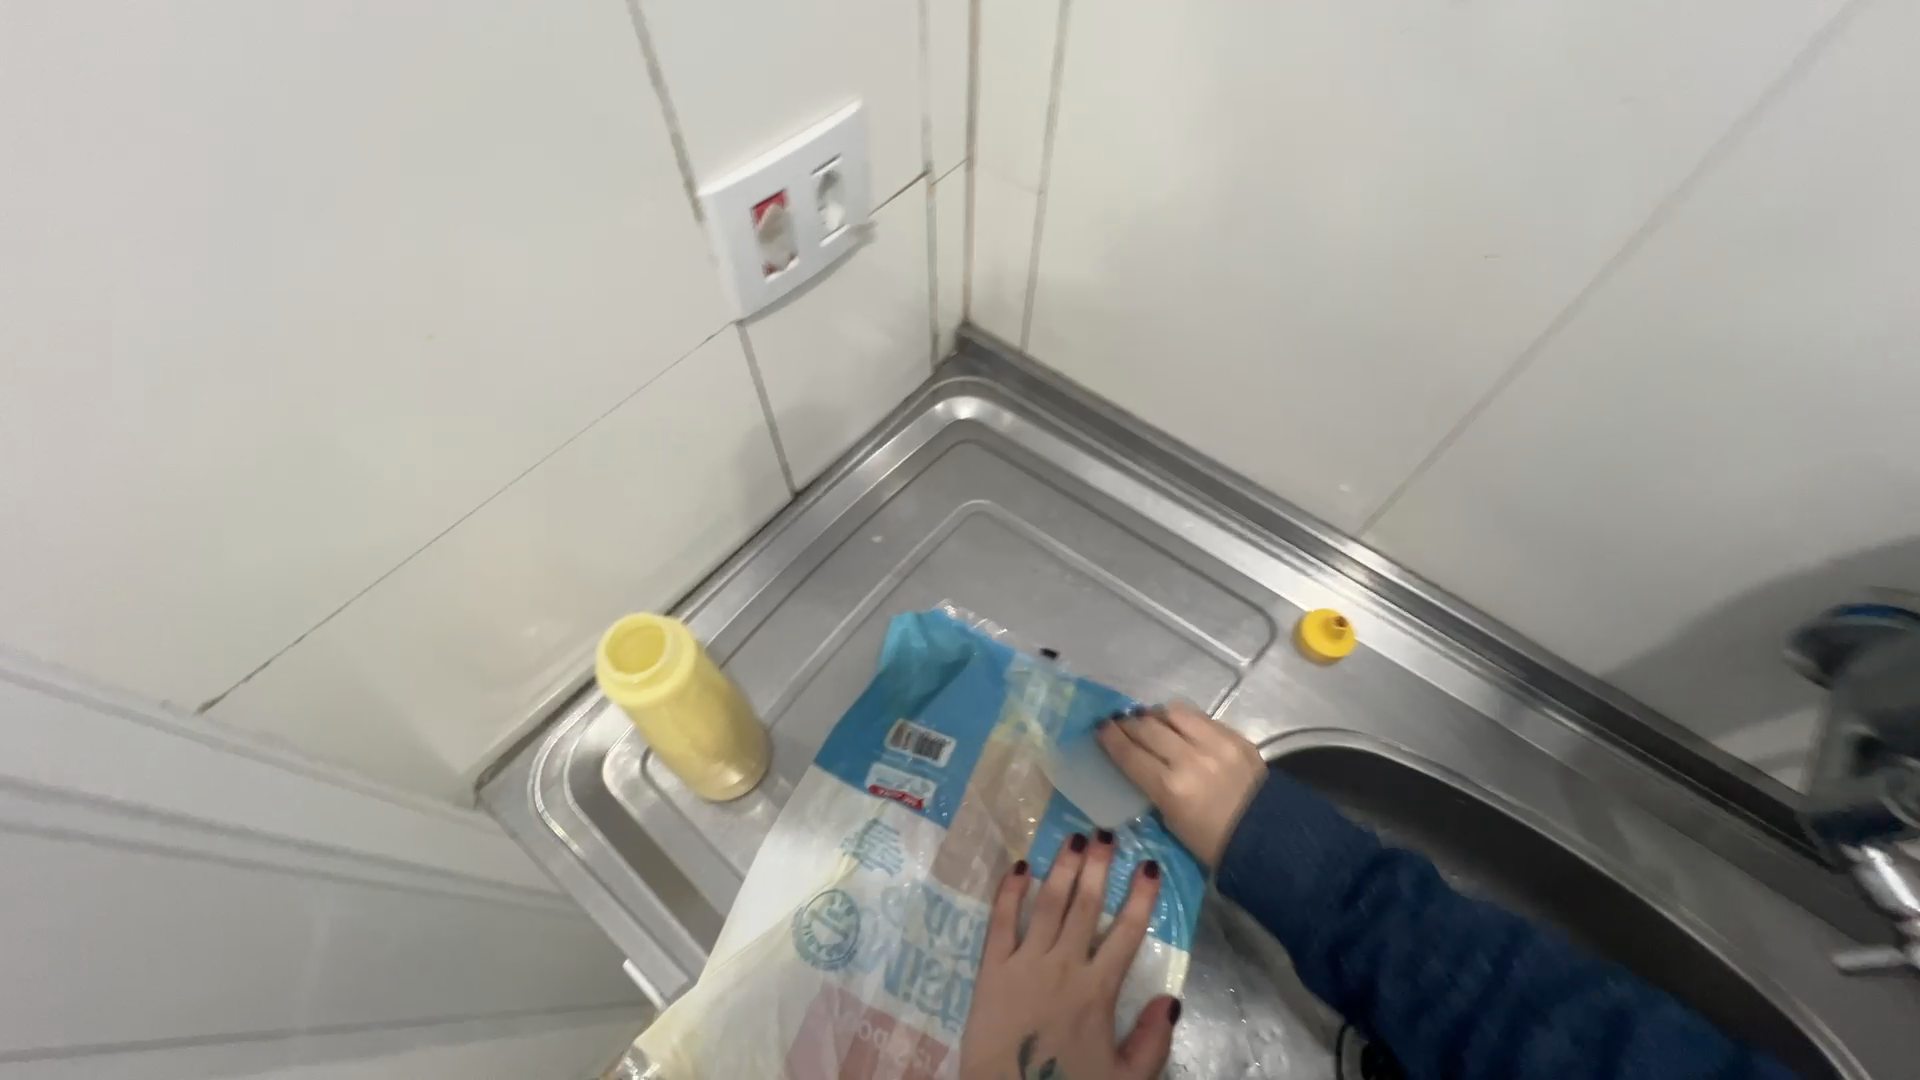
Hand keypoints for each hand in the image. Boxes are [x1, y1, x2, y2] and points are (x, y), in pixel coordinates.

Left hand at [959, 831, 1179, 1079]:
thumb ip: (1152, 1042)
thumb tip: (1172, 1000)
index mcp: (1098, 990)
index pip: (1127, 933)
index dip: (1141, 898)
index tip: (1150, 867)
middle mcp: (1064, 965)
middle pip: (1086, 906)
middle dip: (1099, 867)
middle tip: (1106, 834)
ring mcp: (1025, 961)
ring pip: (1048, 903)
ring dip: (1063, 868)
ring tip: (1073, 838)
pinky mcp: (991, 966)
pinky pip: (1001, 919)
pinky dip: (1010, 891)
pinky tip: (1020, 866)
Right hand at [1096, 702, 1266, 866]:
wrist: (1270, 840)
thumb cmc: (1213, 842)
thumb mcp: (1171, 821)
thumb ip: (1151, 785)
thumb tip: (1136, 759)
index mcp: (1171, 788)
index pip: (1129, 753)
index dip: (1110, 738)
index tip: (1100, 729)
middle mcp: (1190, 760)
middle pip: (1147, 727)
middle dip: (1128, 723)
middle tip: (1119, 723)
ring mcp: (1216, 744)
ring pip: (1173, 712)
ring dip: (1156, 715)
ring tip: (1150, 721)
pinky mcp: (1236, 737)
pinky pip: (1200, 717)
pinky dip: (1183, 719)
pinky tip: (1179, 726)